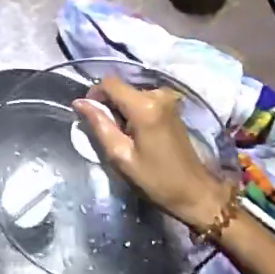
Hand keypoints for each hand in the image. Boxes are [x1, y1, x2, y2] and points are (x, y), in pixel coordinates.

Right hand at [73, 76, 232, 230]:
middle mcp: (157, 94)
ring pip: (131, 94)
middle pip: (121, 88)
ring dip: (122, 110)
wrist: (195, 191)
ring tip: (124, 137)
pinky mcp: (172, 106)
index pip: (110, 82)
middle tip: (110, 134)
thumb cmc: (156, 179)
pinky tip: (138, 135)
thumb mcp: (121, 156)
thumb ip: (99, 125)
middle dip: (109, 106)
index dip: (95, 94)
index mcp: (144, 106)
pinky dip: (134, 112)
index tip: (90, 115)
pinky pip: (143, 100)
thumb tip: (80, 102)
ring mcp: (167, 98)